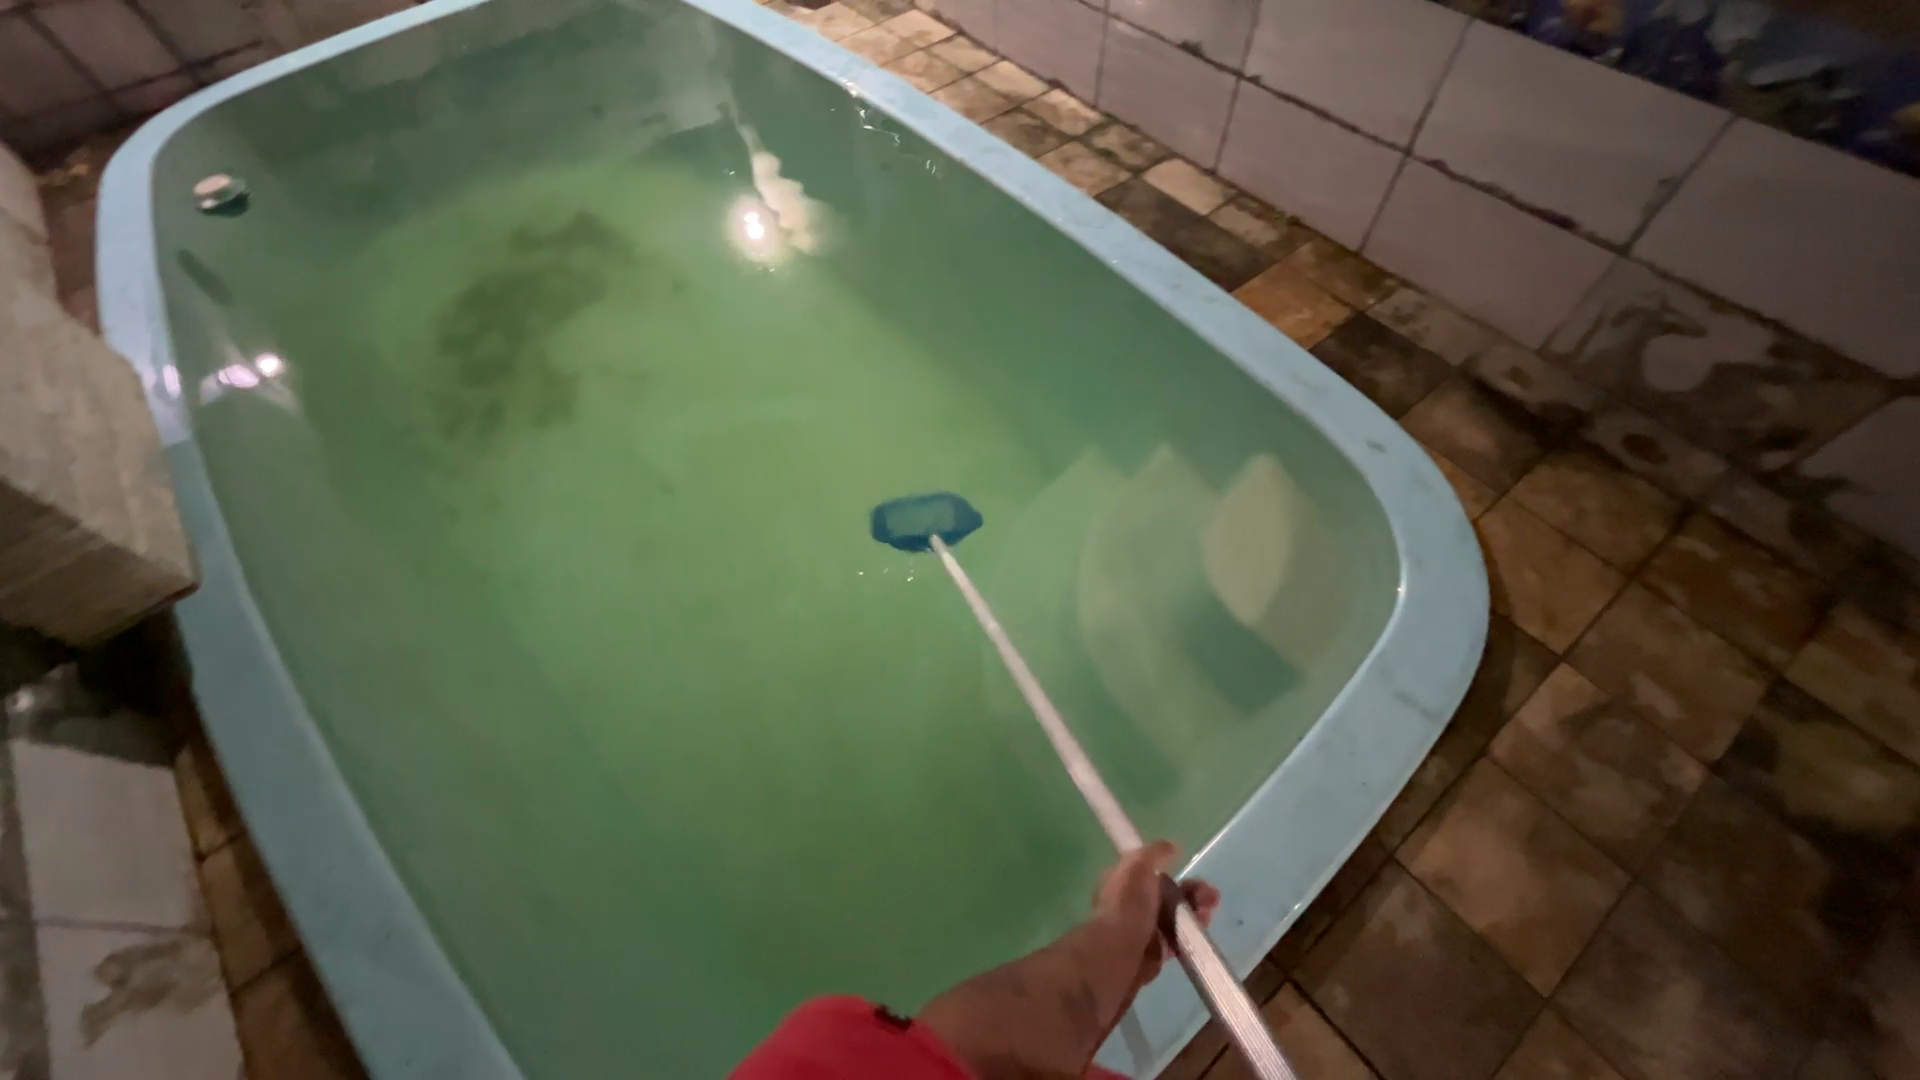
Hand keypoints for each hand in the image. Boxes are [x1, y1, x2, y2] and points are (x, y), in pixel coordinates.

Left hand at [1091, 840, 1220, 990]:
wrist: (1119, 956)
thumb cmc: (1127, 906)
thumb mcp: (1138, 866)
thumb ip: (1154, 853)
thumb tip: (1172, 846)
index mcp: (1121, 880)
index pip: (1149, 870)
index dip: (1171, 869)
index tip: (1191, 870)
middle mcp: (1130, 903)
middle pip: (1165, 894)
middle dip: (1189, 892)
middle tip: (1212, 896)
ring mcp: (1141, 929)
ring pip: (1173, 917)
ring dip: (1194, 913)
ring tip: (1208, 914)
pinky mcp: (1153, 954)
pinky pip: (1175, 941)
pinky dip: (1190, 935)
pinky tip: (1202, 933)